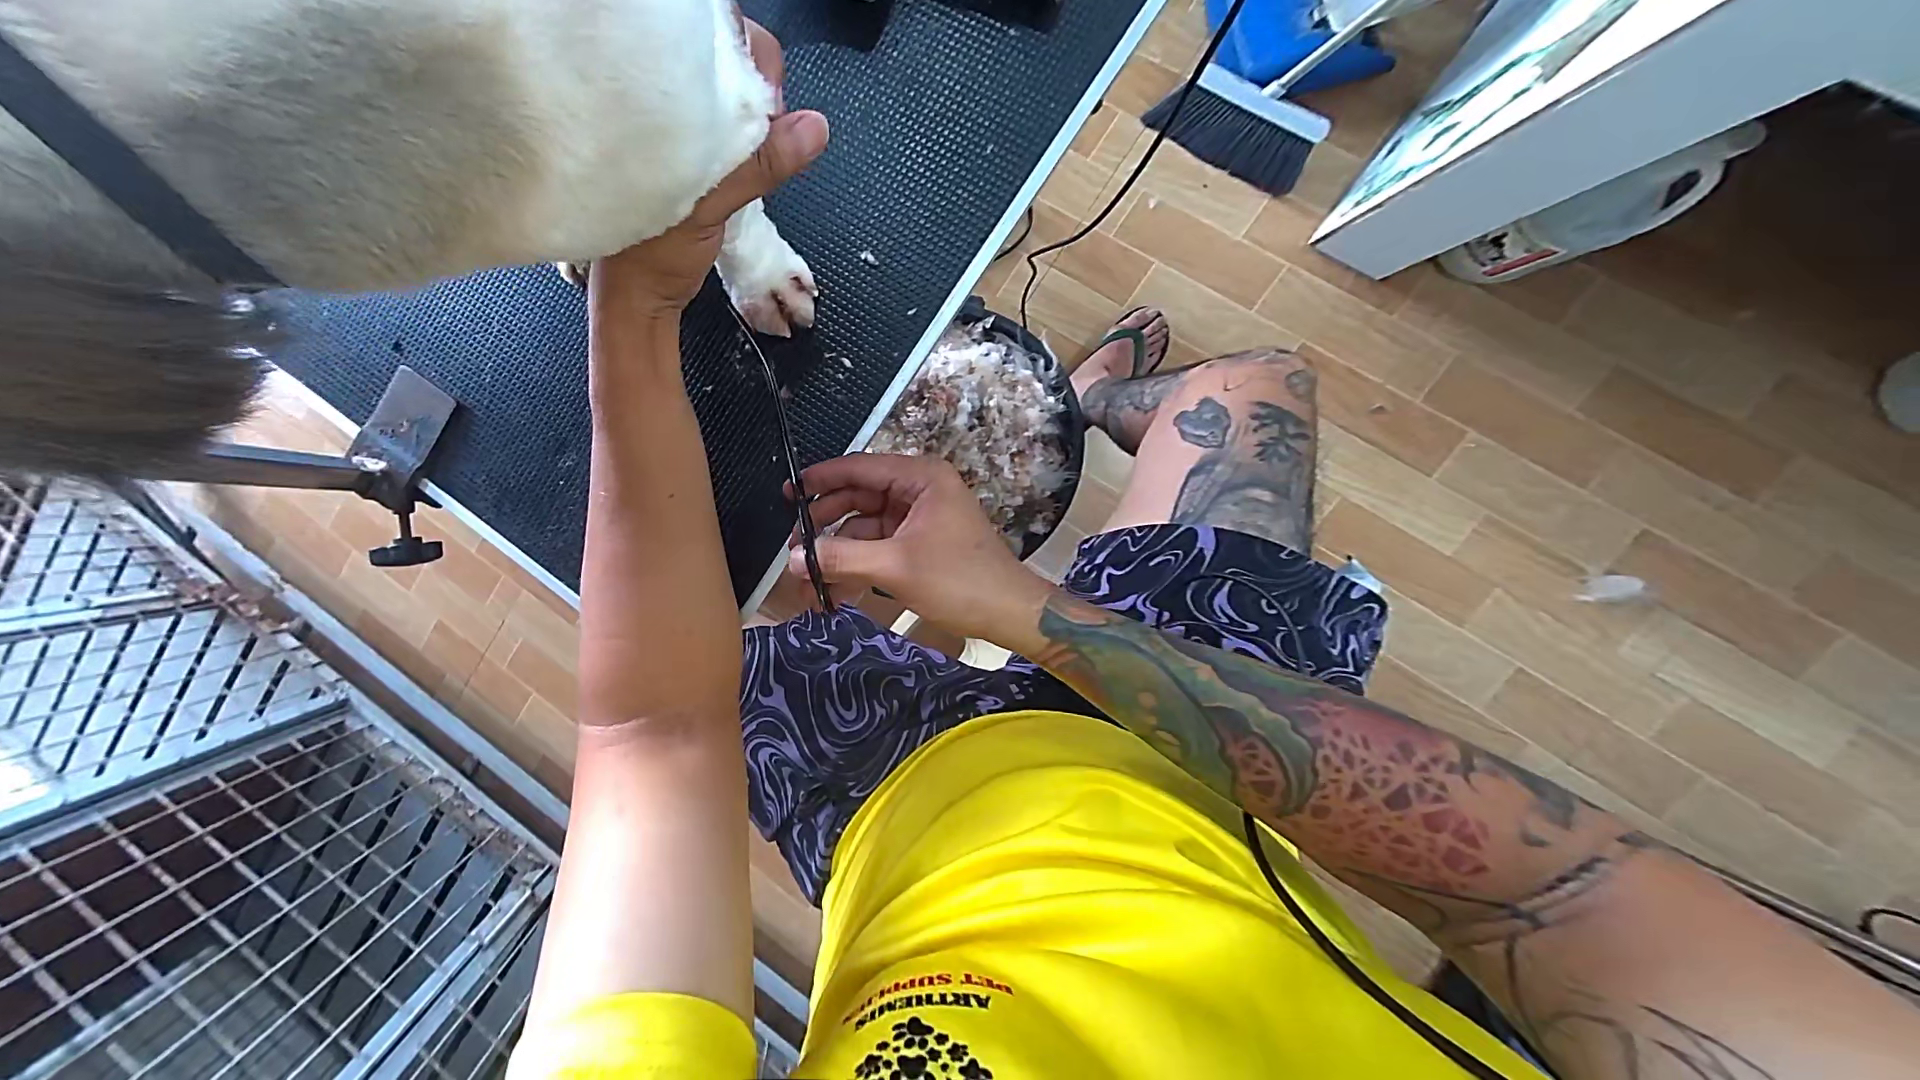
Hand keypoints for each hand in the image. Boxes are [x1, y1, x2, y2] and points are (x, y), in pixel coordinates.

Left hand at [588, 21, 827, 322]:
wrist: (641, 294)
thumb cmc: (652, 252)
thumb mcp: (709, 204)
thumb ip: (759, 163)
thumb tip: (812, 129)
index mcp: (653, 94)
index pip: (721, 34)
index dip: (751, 64)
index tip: (759, 111)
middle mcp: (666, 98)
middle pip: (736, 60)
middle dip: (757, 96)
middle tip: (753, 144)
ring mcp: (682, 124)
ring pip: (738, 96)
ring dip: (755, 125)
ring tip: (742, 163)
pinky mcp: (695, 150)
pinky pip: (734, 129)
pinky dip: (750, 144)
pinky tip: (744, 168)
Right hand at [788, 454, 1054, 643]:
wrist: (1008, 612)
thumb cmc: (959, 580)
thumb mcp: (895, 567)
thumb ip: (841, 558)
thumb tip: (793, 559)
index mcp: (921, 477)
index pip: (859, 468)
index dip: (820, 479)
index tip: (787, 493)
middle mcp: (920, 490)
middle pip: (859, 498)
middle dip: (825, 524)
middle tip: (793, 548)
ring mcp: (920, 517)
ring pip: (866, 526)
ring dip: (839, 551)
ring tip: (809, 579)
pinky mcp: (920, 543)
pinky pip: (879, 546)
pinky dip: (858, 564)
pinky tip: (835, 590)